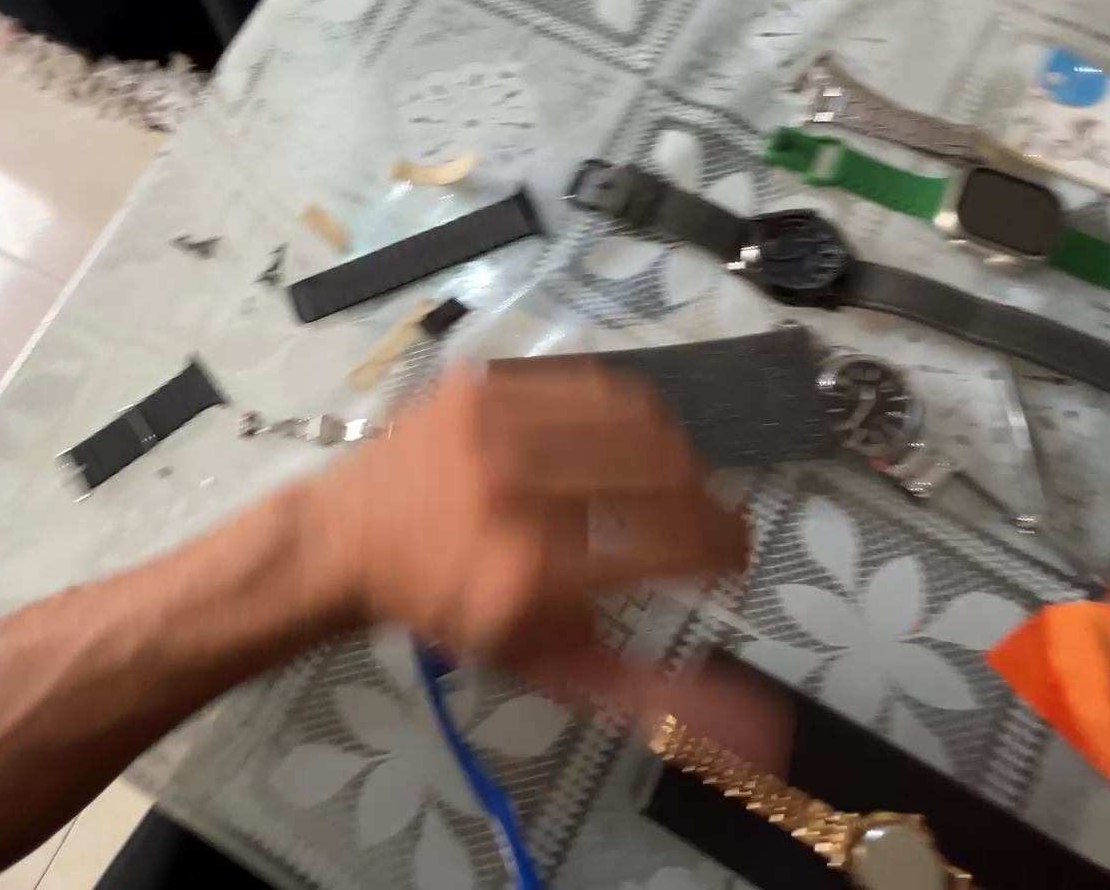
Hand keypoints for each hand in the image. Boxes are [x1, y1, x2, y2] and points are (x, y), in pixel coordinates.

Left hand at [294, 363, 783, 760]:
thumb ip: (645, 692)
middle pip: (664, 475)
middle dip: (709, 503)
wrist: (351, 534)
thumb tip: (758, 726)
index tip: (734, 555)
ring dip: (676, 453)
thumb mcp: (538, 663)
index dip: (725, 548)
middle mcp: (517, 489)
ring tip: (674, 475)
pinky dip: (625, 411)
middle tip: (708, 519)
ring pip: (636, 420)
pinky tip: (623, 435)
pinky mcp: (483, 384)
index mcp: (532, 571)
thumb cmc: (448, 605)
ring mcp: (497, 425)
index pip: (673, 546)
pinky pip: (589, 382)